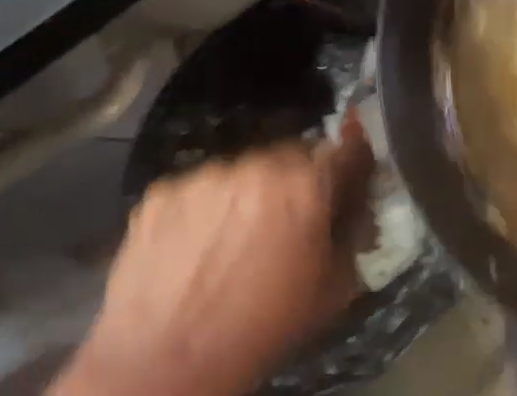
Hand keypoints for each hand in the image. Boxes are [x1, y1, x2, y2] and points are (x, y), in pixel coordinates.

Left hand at [54, 118, 374, 395]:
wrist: (161, 366)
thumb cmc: (261, 326)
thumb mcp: (334, 286)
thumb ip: (353, 233)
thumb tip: (357, 212)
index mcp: (307, 181)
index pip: (346, 150)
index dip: (351, 170)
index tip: (346, 189)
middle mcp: (258, 164)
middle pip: (292, 156)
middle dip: (297, 181)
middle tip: (288, 221)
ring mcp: (204, 176)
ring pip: (243, 171)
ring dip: (249, 193)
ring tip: (236, 236)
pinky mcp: (160, 194)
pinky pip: (198, 189)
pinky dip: (205, 209)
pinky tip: (198, 245)